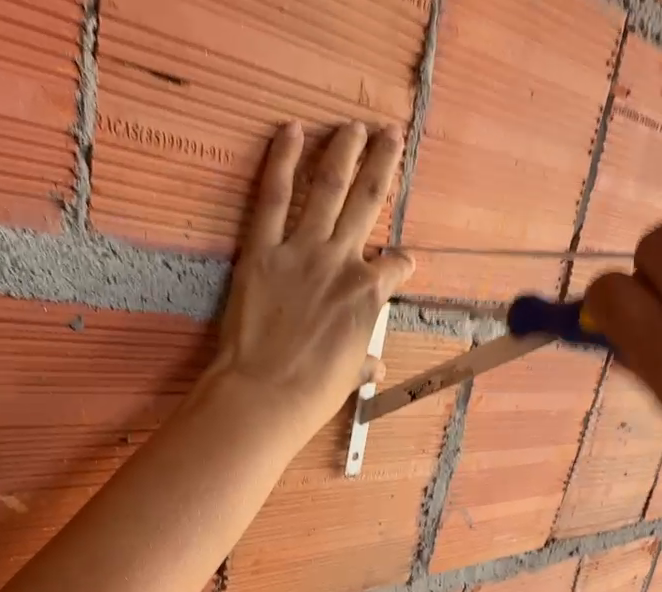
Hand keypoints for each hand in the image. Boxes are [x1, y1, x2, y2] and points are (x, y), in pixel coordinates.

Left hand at [197, 121, 416, 434]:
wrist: (265, 394)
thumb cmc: (311, 393)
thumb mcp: (348, 377)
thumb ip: (362, 360)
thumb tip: (376, 366)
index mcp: (368, 295)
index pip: (395, 266)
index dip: (399, 263)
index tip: (400, 262)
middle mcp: (342, 262)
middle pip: (369, 201)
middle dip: (383, 163)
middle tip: (390, 134)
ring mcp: (302, 251)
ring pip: (329, 186)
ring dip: (344, 150)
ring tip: (353, 126)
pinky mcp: (262, 250)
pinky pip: (273, 197)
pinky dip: (282, 161)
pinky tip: (292, 131)